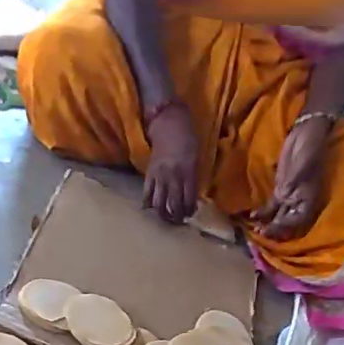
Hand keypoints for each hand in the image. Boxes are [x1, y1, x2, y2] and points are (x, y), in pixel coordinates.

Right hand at [142, 102, 199, 223]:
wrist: (169, 123)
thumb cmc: (187, 139)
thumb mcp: (196, 158)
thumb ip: (193, 178)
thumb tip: (190, 197)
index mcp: (188, 172)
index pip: (189, 199)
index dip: (189, 210)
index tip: (190, 215)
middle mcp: (173, 177)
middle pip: (174, 205)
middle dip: (177, 216)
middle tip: (178, 221)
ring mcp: (160, 176)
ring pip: (160, 203)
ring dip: (163, 214)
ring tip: (165, 218)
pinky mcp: (149, 174)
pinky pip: (147, 193)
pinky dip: (148, 204)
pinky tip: (150, 209)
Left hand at [255, 117, 333, 240]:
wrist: (305, 133)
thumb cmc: (307, 151)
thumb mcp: (301, 169)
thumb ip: (290, 187)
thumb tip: (281, 200)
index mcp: (309, 201)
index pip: (296, 222)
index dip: (283, 228)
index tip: (269, 231)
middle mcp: (300, 203)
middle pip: (286, 223)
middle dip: (273, 230)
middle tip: (259, 234)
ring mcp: (290, 198)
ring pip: (278, 217)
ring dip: (267, 224)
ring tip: (255, 229)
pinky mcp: (281, 190)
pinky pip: (272, 207)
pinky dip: (263, 213)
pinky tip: (253, 217)